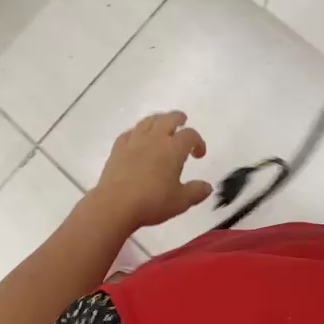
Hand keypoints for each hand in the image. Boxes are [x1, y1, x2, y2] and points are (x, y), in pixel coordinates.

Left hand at [89, 112, 212, 229]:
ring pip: (148, 121)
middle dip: (178, 118)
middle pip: (168, 119)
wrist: (116, 204)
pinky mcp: (118, 148)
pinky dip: (137, 132)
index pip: (190, 135)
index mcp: (173, 148)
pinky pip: (129, 132)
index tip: (199, 154)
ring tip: (161, 124)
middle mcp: (154, 139)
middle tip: (183, 121)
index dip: (198, 141)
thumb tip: (208, 187)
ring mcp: (134, 141)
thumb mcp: (181, 202)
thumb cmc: (152, 202)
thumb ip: (196, 192)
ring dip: (158, 120)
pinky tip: (137, 138)